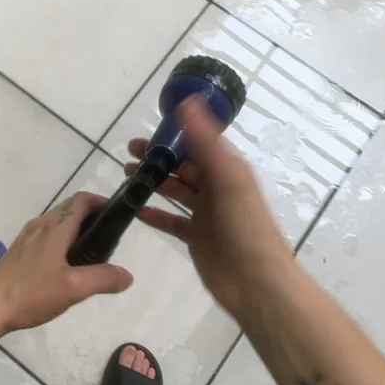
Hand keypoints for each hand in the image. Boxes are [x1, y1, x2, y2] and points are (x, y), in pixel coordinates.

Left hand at [0, 191, 133, 333]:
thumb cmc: (30, 292)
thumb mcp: (73, 288)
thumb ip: (102, 279)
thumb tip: (127, 275)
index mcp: (55, 227)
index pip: (82, 200)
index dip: (102, 202)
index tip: (118, 216)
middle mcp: (40, 225)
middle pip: (70, 210)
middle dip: (92, 219)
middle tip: (110, 242)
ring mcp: (27, 238)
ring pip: (58, 225)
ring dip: (77, 232)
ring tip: (92, 256)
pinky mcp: (19, 252)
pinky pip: (47, 238)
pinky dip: (63, 243)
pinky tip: (66, 268)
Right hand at [127, 96, 297, 317]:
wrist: (258, 283)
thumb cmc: (245, 227)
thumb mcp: (228, 178)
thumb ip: (206, 141)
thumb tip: (188, 101)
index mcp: (226, 170)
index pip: (195, 146)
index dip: (171, 138)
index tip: (144, 133)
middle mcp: (216, 188)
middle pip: (182, 167)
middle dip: (157, 159)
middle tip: (127, 154)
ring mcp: (206, 214)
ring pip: (176, 192)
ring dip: (153, 183)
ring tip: (126, 177)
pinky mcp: (197, 238)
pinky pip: (172, 221)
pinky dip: (155, 215)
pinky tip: (136, 211)